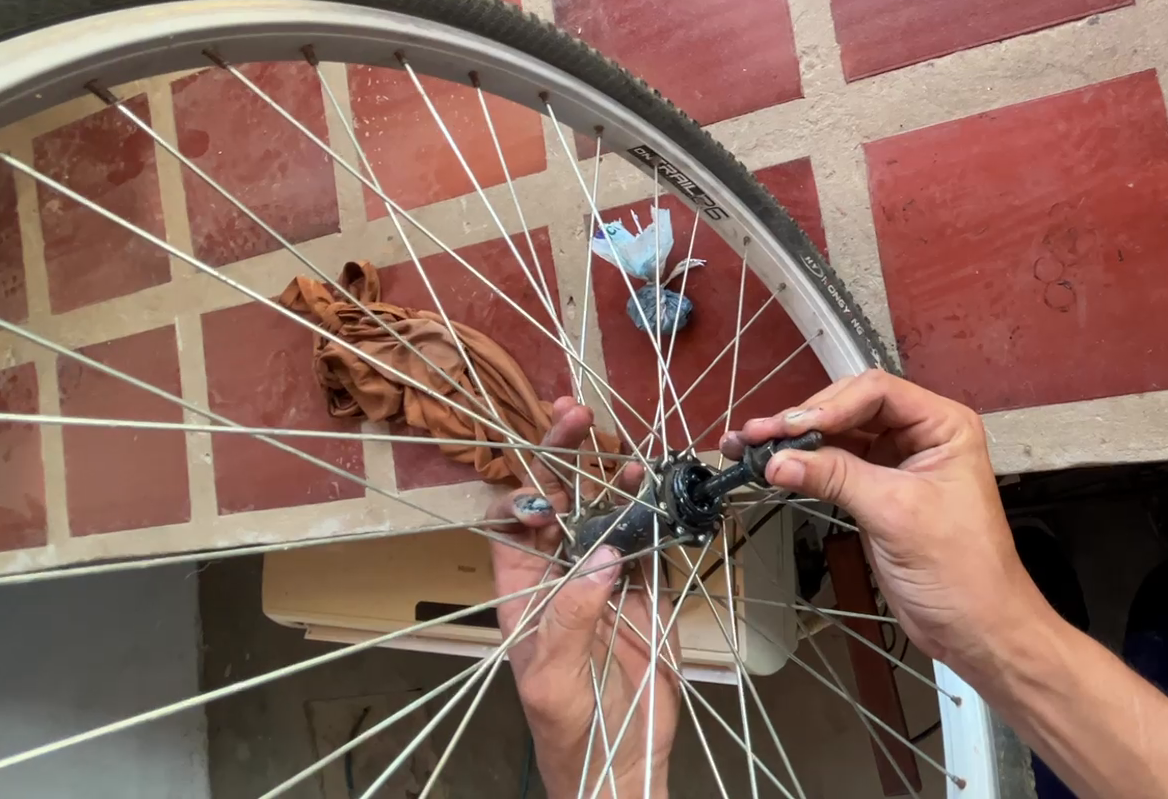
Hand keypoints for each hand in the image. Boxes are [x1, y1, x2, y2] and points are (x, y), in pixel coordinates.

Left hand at [491, 397, 678, 797]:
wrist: (623, 755)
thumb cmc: (570, 726)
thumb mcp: (554, 678)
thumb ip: (572, 616)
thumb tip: (603, 554)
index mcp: (524, 591)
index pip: (511, 526)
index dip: (521, 495)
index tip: (545, 485)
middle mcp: (561, 571)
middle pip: (558, 501)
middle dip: (562, 456)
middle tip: (576, 413)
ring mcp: (604, 573)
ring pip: (604, 510)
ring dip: (612, 476)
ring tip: (628, 452)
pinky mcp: (643, 583)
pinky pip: (645, 534)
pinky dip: (651, 507)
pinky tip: (656, 485)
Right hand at [722, 370, 1047, 673]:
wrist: (977, 631)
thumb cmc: (958, 569)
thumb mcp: (896, 513)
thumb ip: (837, 478)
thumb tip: (776, 460)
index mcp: (942, 423)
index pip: (877, 392)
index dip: (830, 405)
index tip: (789, 428)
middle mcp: (919, 431)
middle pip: (852, 406)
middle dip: (805, 420)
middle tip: (757, 434)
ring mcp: (896, 459)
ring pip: (839, 434)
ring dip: (796, 439)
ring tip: (748, 443)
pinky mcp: (877, 487)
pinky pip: (835, 464)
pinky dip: (804, 464)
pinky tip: (771, 464)